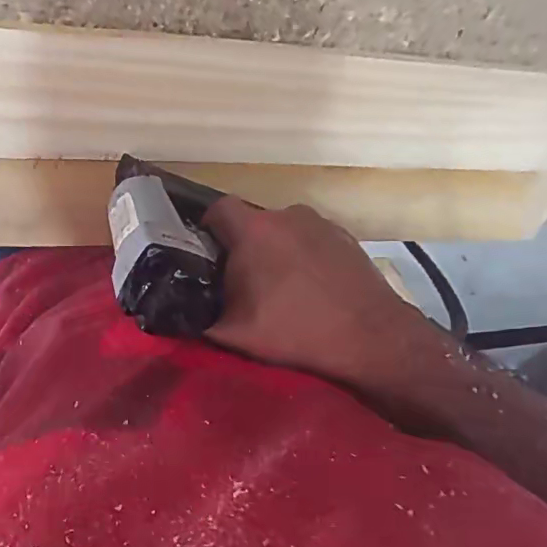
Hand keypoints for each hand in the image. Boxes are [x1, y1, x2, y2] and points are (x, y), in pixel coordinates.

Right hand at [203, 199, 449, 386]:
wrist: (370, 336)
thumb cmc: (296, 332)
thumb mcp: (235, 334)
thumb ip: (198, 320)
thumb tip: (177, 314)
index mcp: (254, 230)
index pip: (217, 210)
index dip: (208, 230)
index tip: (208, 256)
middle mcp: (287, 215)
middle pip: (253, 223)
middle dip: (245, 248)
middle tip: (244, 283)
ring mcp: (322, 224)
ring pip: (285, 232)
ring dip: (278, 253)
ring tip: (284, 291)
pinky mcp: (347, 238)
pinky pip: (313, 241)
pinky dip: (307, 258)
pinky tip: (314, 289)